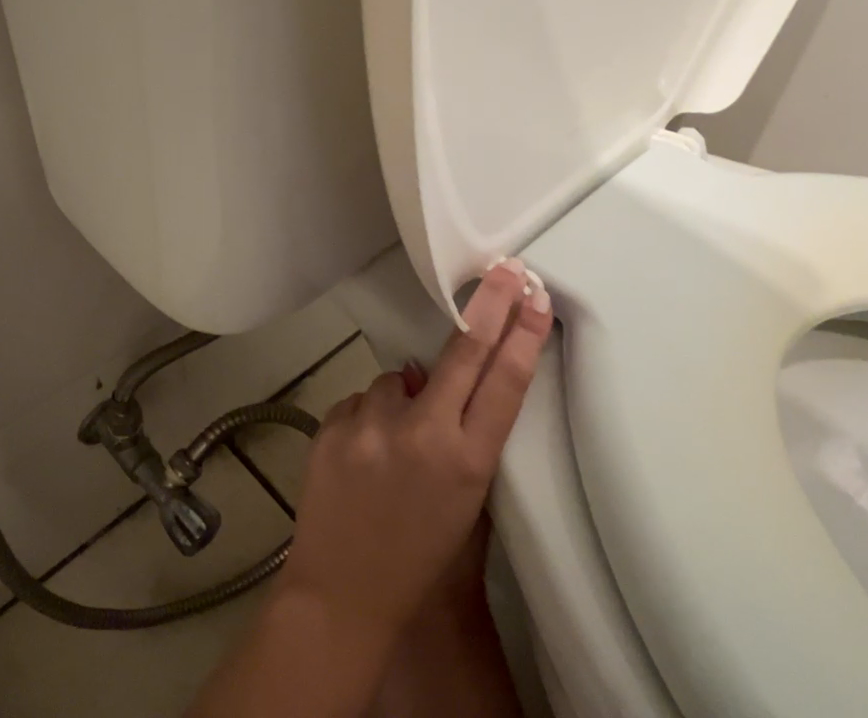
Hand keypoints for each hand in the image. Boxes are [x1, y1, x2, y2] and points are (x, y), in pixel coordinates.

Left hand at [278, 260, 553, 639]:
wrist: (341, 597)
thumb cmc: (417, 562)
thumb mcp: (464, 505)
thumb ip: (463, 441)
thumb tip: (446, 386)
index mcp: (467, 462)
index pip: (505, 383)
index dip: (523, 335)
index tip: (535, 297)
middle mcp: (422, 434)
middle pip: (464, 353)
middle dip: (489, 306)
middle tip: (506, 270)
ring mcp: (372, 427)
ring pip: (400, 380)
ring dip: (405, 398)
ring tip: (394, 447)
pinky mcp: (332, 426)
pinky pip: (362, 402)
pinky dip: (369, 418)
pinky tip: (364, 457)